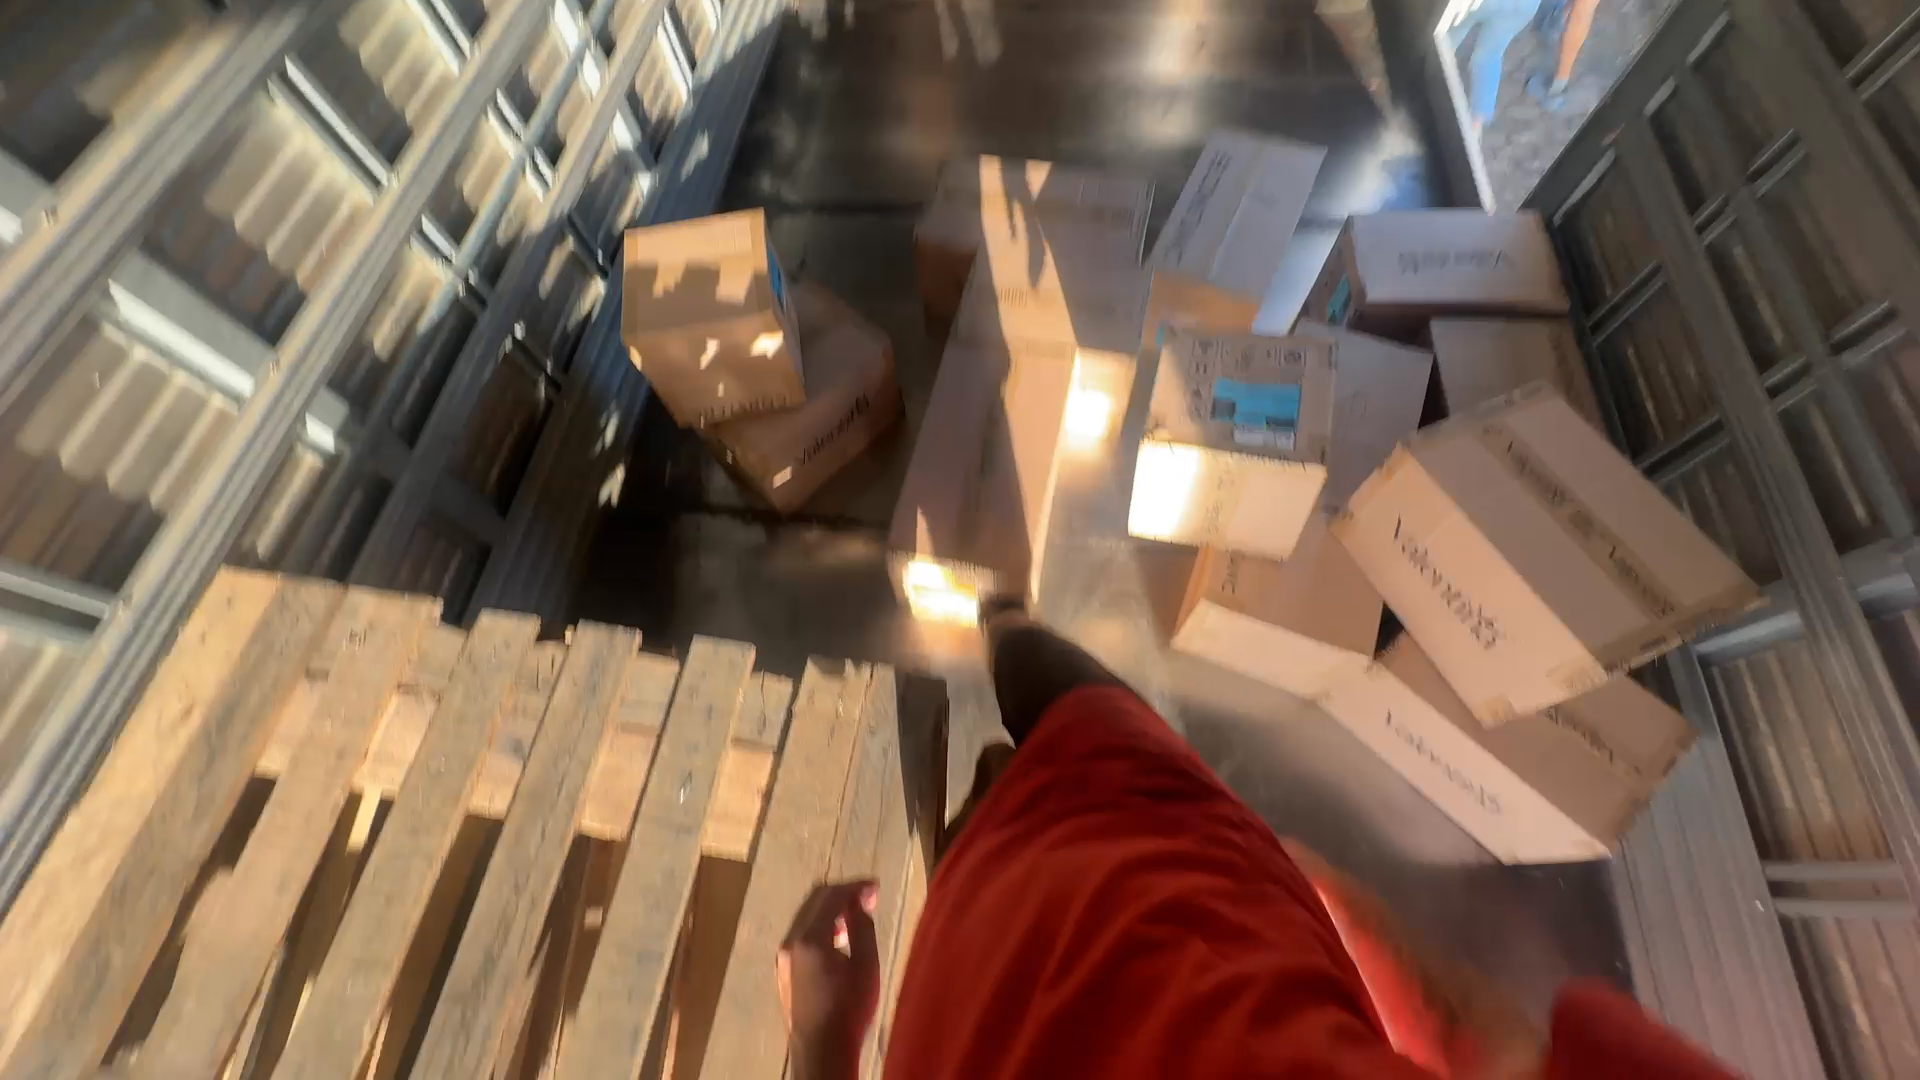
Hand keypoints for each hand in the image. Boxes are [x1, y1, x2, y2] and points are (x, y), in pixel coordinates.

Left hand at [778, 880, 880, 1079]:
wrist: (821, 1052)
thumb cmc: (849, 1010)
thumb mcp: (866, 965)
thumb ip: (862, 926)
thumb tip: (859, 901)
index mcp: (810, 938)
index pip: (832, 895)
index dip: (856, 886)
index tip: (876, 887)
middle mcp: (791, 941)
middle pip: (815, 899)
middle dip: (843, 893)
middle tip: (868, 897)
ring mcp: (783, 955)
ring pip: (806, 915)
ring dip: (831, 908)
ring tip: (856, 916)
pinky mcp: (783, 968)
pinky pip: (801, 932)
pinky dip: (820, 924)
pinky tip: (838, 937)